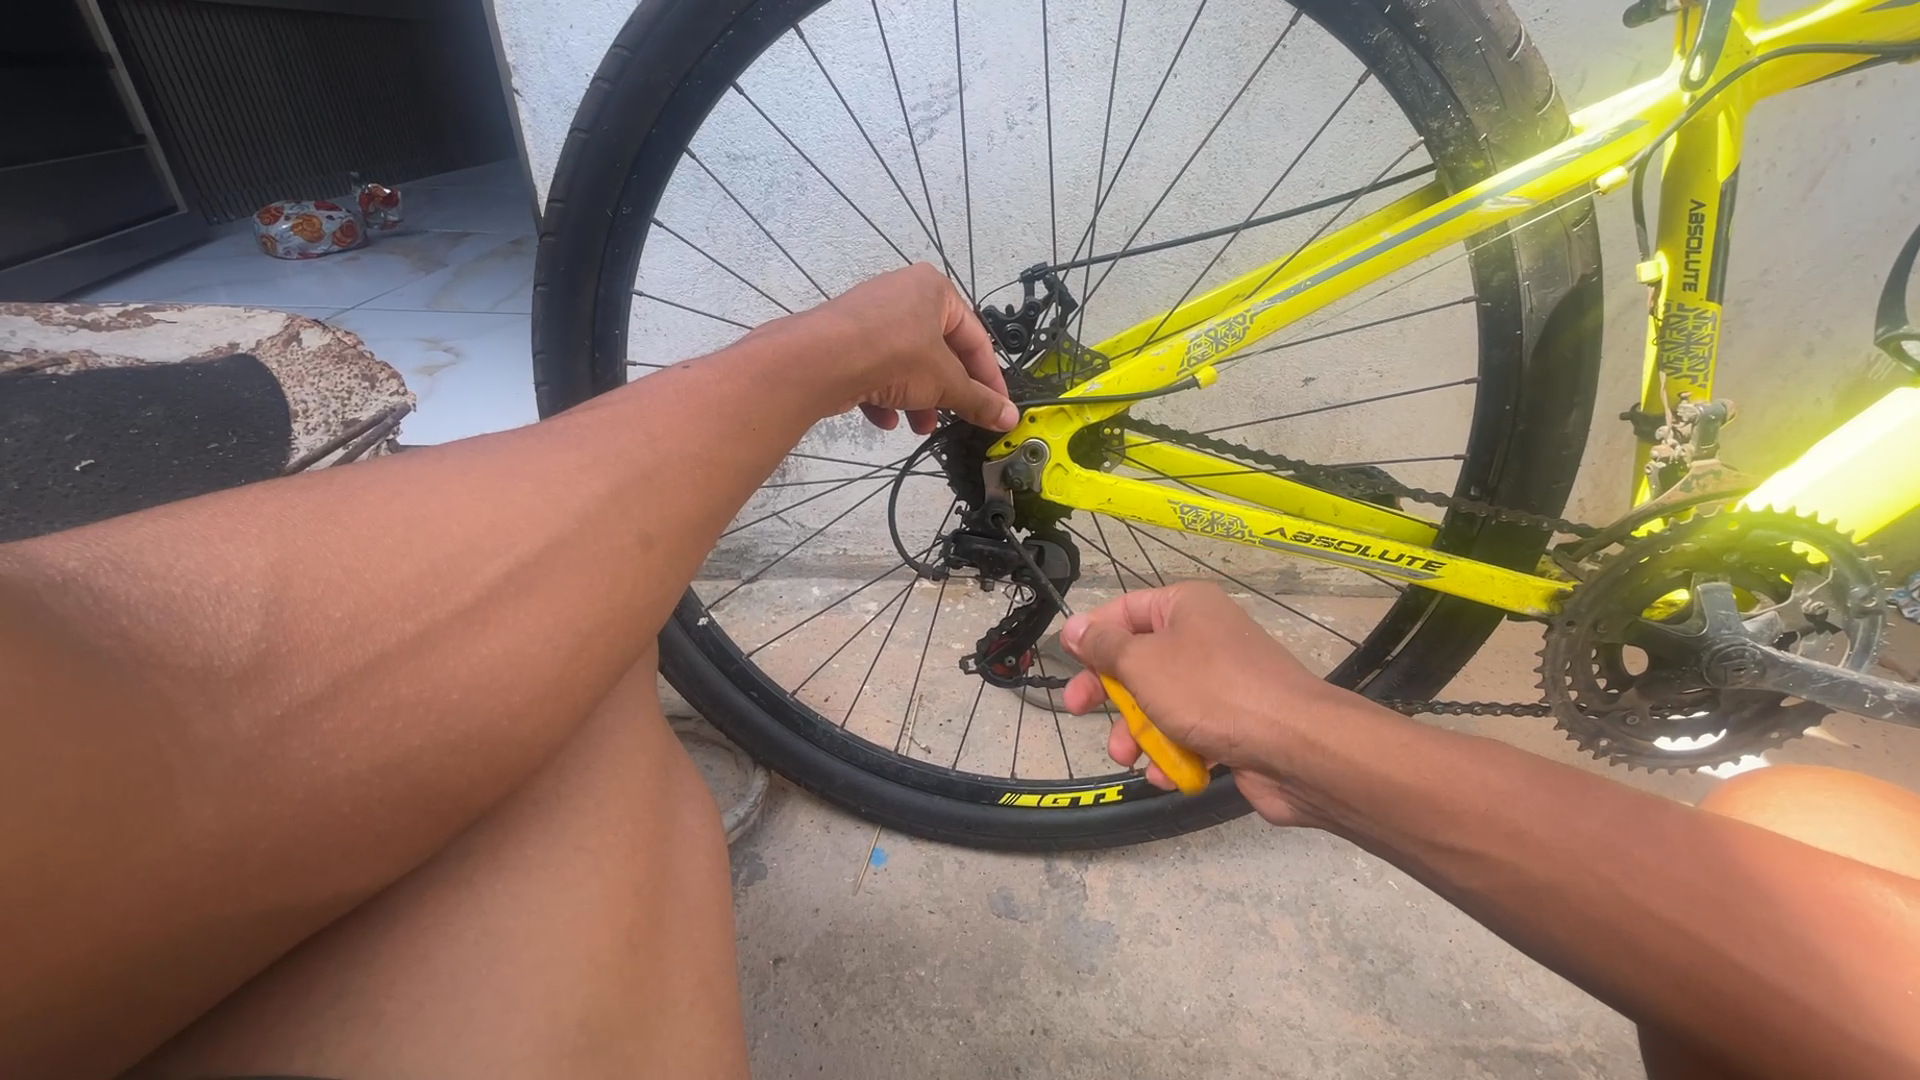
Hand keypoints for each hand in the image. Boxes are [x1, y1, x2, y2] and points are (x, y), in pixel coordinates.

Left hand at [803, 264, 1016, 434]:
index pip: (975, 338)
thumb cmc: (893, 354)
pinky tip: (886, 419)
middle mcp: (902, 296)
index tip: (997, 407)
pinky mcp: (846, 342)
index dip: (989, 377)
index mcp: (934, 290)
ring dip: (918, 399)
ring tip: (921, 426)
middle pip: (938, 353)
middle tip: (957, 419)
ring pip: (906, 365)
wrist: (821, 360)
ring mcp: (870, 319)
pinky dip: (884, 397)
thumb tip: (1008, 417)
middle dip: (947, 392)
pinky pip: (875, 371)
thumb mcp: (946, 382)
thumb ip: (979, 401)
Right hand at [1059, 582, 1379, 826]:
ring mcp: (1219, 683)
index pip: (1124, 610)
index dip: (1093, 635)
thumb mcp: (1143, 663)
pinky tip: (1168, 773)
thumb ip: (1103, 646)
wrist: (1297, 748)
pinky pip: (1187, 732)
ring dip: (1137, 733)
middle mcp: (1202, 638)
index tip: (1068, 662)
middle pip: (1137, 661)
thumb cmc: (1211, 691)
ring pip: (1158, 703)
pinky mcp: (1232, 724)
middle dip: (1109, 693)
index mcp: (1185, 607)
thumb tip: (1073, 627)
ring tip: (1129, 757)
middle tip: (1078, 710)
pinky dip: (1173, 753)